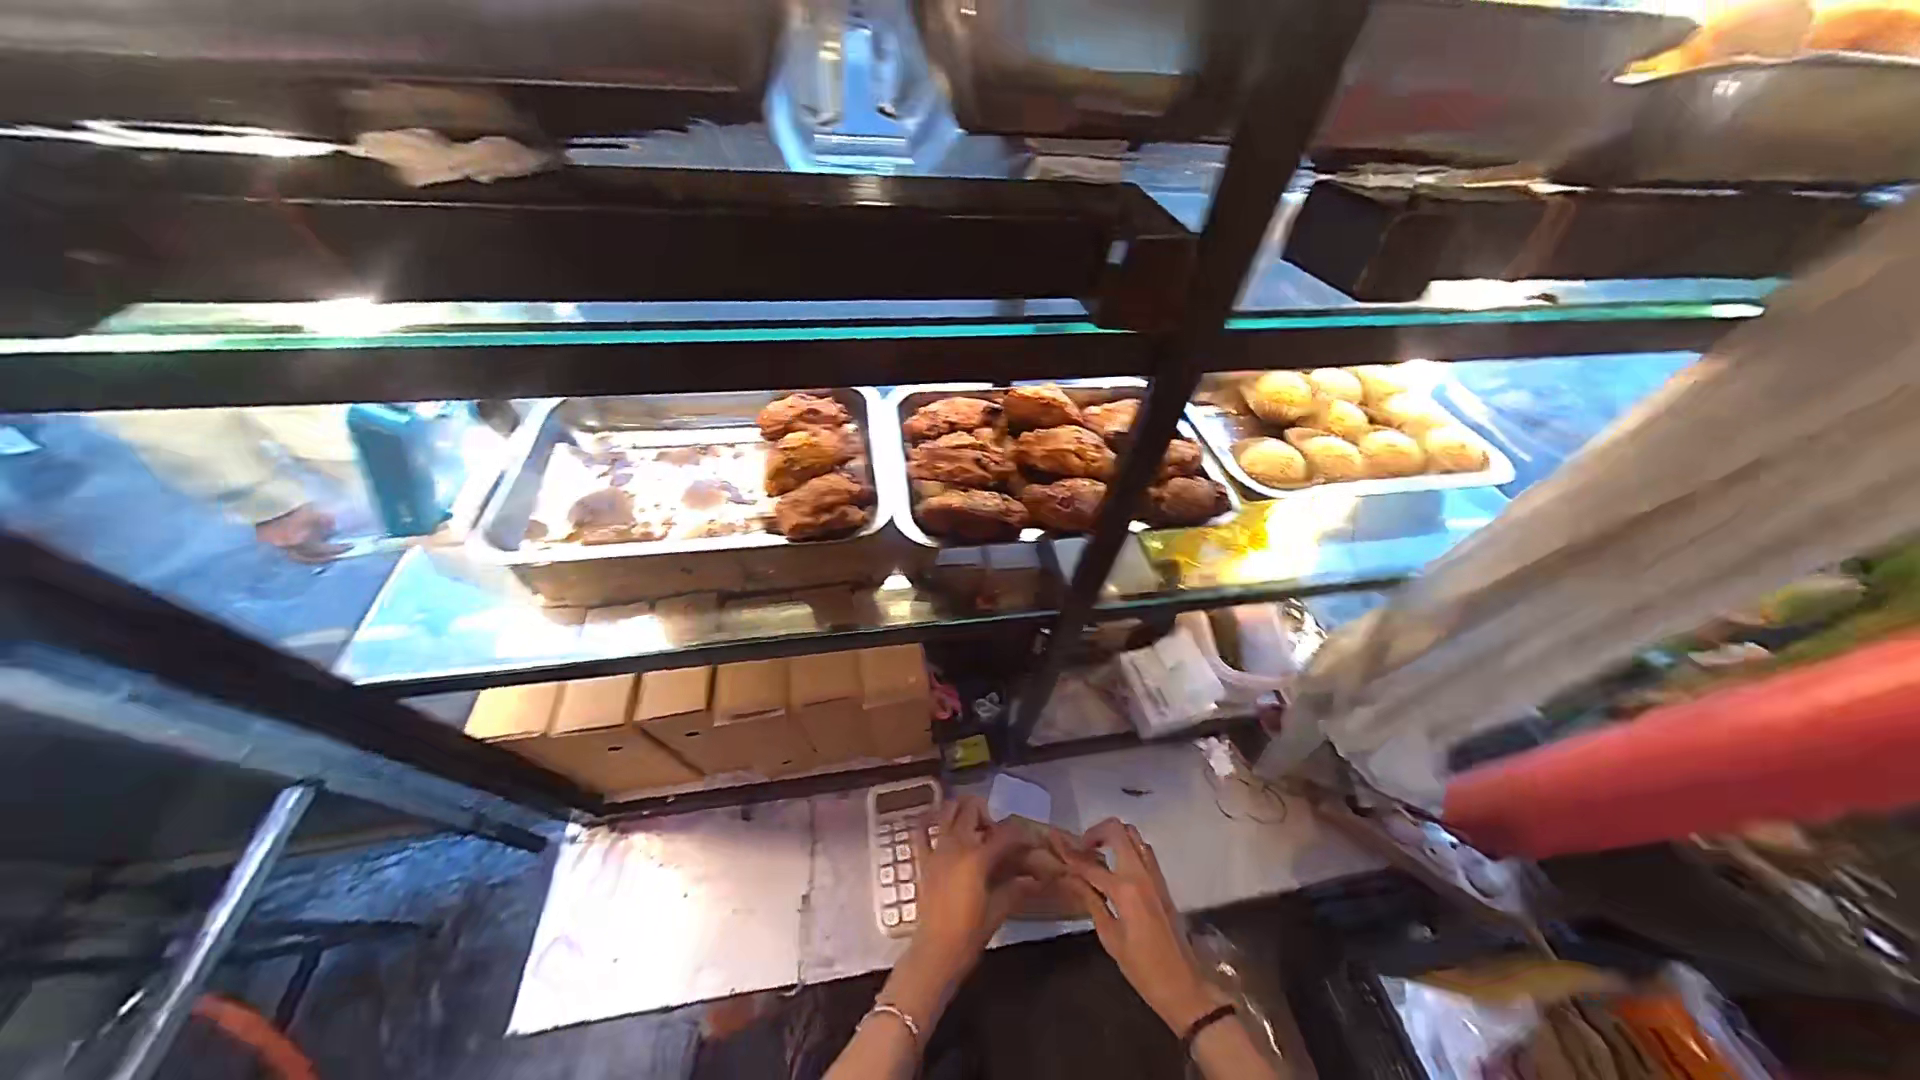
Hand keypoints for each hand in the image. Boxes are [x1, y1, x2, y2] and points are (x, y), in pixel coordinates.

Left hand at [906, 795, 1041, 976]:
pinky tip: (939, 824)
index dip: (1023, 834)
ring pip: (947, 810)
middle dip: (989, 814)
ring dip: (962, 810)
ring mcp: (936, 849)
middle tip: (997, 834)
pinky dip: (929, 821)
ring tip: (974, 826)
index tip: (1031, 841)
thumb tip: (1036, 879)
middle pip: (973, 809)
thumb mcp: (998, 911)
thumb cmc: (969, 934)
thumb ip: (1016, 889)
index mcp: (978, 858)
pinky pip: (921, 831)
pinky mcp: (922, 859)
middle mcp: (956, 845)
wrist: (935, 952)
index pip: (1006, 833)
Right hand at [1056, 819, 1225, 1031]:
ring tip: (1096, 855)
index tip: (1054, 838)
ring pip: (1133, 835)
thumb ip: (1091, 901)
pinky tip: (1114, 867)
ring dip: (1113, 837)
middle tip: (1081, 849)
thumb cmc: (1142, 968)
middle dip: (1095, 832)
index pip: (1090, 863)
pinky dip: (1127, 848)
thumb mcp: (1110, 937)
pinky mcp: (1162, 881)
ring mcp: (1154, 875)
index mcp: (1125, 889)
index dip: (1069, 851)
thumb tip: (1072, 878)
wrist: (1184, 985)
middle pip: (1117, 830)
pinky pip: (1143, 850)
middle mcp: (1141, 873)